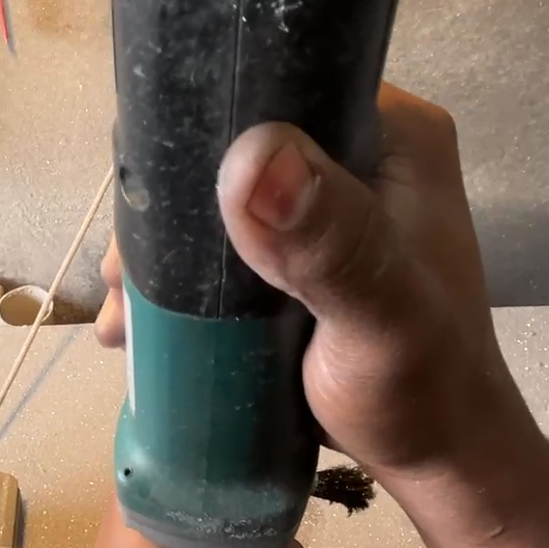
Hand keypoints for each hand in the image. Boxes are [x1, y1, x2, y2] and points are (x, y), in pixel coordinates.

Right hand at [97, 84, 537, 477]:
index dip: (192, 138)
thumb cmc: (419, 390)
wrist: (431, 455)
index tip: (137, 208)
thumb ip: (329, 242)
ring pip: (211, 211)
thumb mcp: (380, 315)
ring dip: (155, 262)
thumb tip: (251, 160)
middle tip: (117, 281)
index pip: (273, 93)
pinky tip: (137, 326)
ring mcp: (317, 213)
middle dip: (158, 220)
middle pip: (226, 159)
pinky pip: (217, 254)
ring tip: (118, 318)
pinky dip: (174, 288)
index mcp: (388, 136)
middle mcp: (349, 160)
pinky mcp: (292, 260)